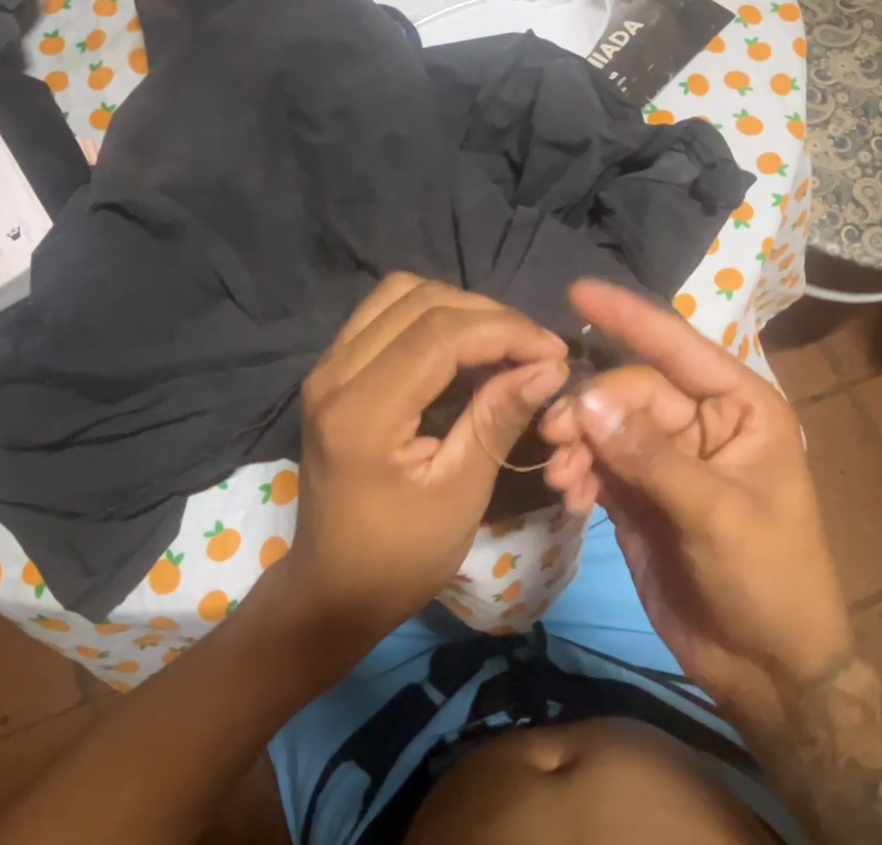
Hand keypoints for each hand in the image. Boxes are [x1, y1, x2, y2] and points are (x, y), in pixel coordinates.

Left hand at [284, 273, 570, 643]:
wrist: (335, 587)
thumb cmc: (402, 555)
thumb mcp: (461, 491)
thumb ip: (498, 417)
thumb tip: (550, 365)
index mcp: (363, 412)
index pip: (441, 333)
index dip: (507, 330)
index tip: (555, 353)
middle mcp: (334, 373)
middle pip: (420, 299)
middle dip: (488, 314)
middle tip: (534, 350)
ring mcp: (326, 367)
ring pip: (399, 294)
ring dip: (459, 308)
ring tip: (503, 345)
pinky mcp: (331, 371)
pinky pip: (384, 314)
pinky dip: (431, 317)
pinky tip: (464, 348)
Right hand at [539, 280, 850, 720]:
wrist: (767, 666)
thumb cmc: (768, 578)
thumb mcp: (716, 514)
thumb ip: (649, 456)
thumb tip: (585, 401)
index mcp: (741, 409)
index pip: (678, 348)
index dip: (628, 318)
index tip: (575, 291)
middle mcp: (703, 423)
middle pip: (630, 392)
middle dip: (589, 409)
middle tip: (551, 435)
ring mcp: (668, 460)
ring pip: (608, 427)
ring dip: (577, 445)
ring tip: (560, 477)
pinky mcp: (640, 496)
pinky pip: (599, 465)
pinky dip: (579, 474)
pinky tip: (570, 496)